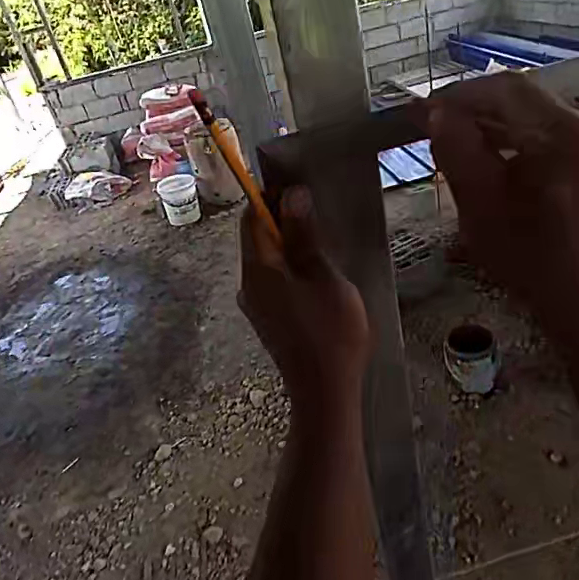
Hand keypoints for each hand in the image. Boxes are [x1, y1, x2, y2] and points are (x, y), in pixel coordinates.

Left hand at [239, 186, 368, 404]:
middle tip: (316, 213)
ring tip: (321, 243)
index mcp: (257, 269)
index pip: (252, 219)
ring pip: (266, 261)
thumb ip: (304, 235)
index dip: (270, 198)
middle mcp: (248, 285)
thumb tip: (290, 195)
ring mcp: (255, 305)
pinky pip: (272, 282)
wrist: (324, 391)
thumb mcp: (323, 276)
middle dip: (282, 221)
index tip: (298, 188)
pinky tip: (315, 275)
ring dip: (288, 246)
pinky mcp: (267, 320)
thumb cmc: (330, 330)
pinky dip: (289, 269)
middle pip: (257, 240)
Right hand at [423, 72, 578, 340]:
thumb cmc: (528, 256)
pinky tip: (486, 155)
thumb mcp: (480, 203)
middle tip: (433, 125)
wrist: (578, 295)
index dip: (460, 94)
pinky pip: (543, 130)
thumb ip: (456, 150)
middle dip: (473, 108)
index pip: (506, 89)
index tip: (424, 110)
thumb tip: (437, 114)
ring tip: (453, 141)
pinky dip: (511, 137)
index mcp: (566, 133)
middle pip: (520, 97)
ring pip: (530, 112)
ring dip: (490, 122)